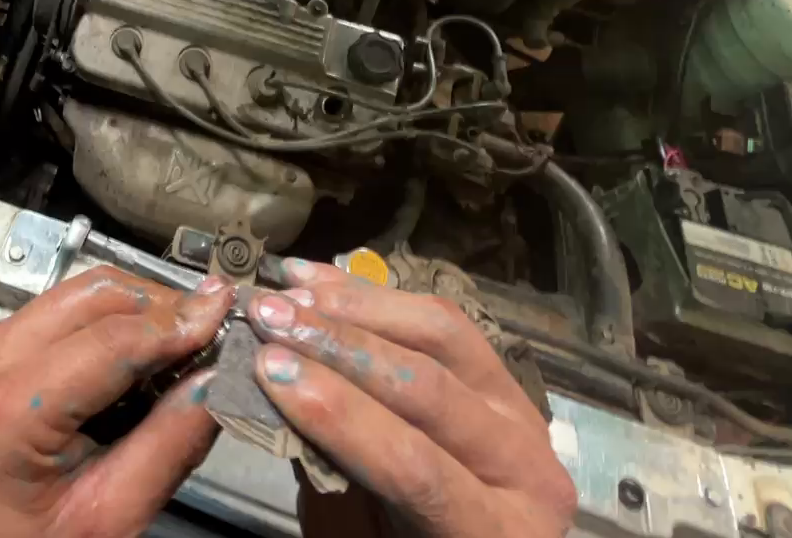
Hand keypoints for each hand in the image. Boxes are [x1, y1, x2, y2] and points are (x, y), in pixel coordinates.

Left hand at [0, 266, 234, 537]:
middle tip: (213, 327)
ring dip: (141, 307)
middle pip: (97, 294)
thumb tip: (217, 383)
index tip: (224, 316)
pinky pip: (64, 309)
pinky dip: (113, 319)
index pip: (113, 338)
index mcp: (8, 407)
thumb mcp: (104, 519)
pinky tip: (143, 350)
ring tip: (186, 340)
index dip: (177, 323)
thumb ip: (167, 446)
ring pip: (82, 291)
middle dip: (162, 305)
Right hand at [247, 259, 575, 537]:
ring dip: (350, 304)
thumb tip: (278, 386)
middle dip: (336, 344)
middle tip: (268, 317)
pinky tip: (310, 279)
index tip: (270, 369)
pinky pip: (434, 317)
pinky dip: (365, 292)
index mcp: (496, 532)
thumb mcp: (359, 537)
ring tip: (287, 292)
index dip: (339, 412)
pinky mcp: (495, 370)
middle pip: (428, 387)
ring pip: (438, 332)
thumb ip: (329, 470)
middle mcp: (523, 465)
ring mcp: (515, 408)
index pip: (415, 463)